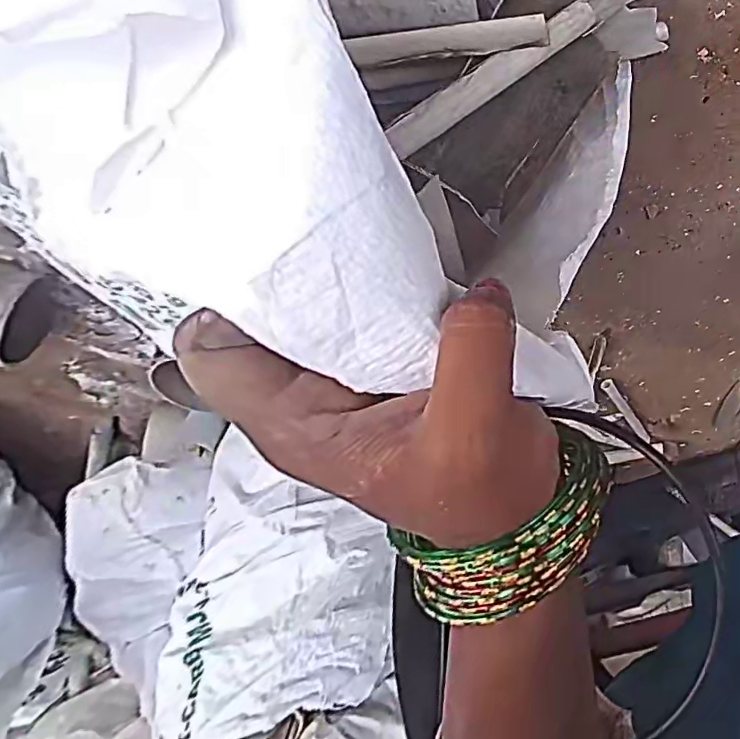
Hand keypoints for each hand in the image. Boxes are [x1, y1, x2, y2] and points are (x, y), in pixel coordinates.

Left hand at [172, 278, 560, 547]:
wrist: (522, 507)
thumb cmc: (483, 491)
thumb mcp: (473, 428)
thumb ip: (472, 350)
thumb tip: (480, 291)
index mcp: (299, 424)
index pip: (217, 353)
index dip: (234, 297)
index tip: (278, 247)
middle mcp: (315, 398)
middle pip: (272, 318)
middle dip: (302, 273)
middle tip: (339, 231)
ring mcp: (359, 380)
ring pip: (331, 311)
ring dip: (358, 280)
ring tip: (381, 244)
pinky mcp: (401, 365)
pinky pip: (383, 314)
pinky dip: (401, 291)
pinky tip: (424, 275)